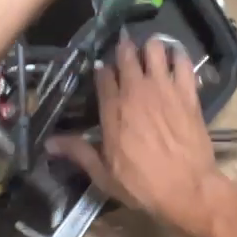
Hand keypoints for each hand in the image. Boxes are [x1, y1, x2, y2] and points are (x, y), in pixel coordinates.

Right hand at [48, 33, 236, 236]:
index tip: (103, 70)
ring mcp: (164, 88)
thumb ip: (78, 152)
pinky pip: (183, 62)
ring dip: (151, 47)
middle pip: (127, 55)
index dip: (102, 70)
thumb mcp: (104, 174)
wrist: (188, 189)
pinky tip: (176, 58)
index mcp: (113, 109)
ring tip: (150, 52)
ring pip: (155, 50)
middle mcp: (136, 91)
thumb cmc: (143, 184)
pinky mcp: (188, 93)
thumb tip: (48, 143)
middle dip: (124, 49)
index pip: (103, 75)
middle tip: (125, 50)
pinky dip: (178, 56)